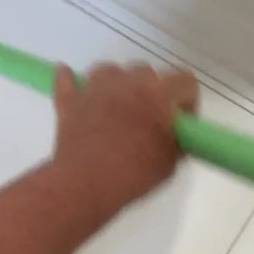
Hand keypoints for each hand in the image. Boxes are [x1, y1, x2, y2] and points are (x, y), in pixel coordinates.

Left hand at [52, 62, 199, 206]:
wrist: (86, 183)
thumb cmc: (134, 173)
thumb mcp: (169, 162)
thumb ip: (176, 140)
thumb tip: (174, 134)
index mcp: (158, 93)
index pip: (185, 80)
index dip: (187, 100)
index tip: (180, 121)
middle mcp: (127, 81)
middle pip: (145, 71)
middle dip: (151, 90)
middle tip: (148, 118)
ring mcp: (95, 88)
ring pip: (108, 70)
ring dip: (115, 84)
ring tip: (115, 106)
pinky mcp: (69, 101)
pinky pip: (66, 80)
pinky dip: (69, 79)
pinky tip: (71, 82)